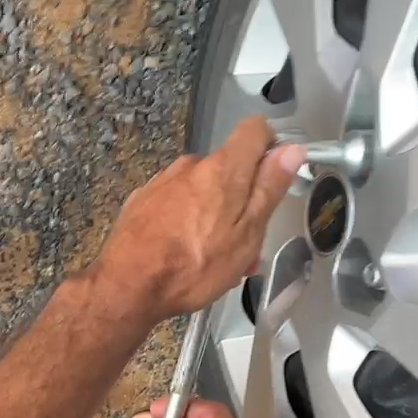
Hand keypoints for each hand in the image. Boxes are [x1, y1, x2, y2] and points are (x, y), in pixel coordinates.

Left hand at [93, 116, 304, 322]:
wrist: (126, 286)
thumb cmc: (193, 266)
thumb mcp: (246, 234)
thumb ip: (269, 189)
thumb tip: (291, 149)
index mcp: (222, 169)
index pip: (256, 130)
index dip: (271, 149)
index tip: (272, 180)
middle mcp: (190, 166)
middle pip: (228, 168)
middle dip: (241, 200)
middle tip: (243, 244)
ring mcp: (162, 182)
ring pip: (201, 190)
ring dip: (213, 215)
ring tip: (211, 257)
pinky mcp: (141, 202)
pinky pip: (175, 204)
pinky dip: (185, 222)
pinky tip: (181, 253)